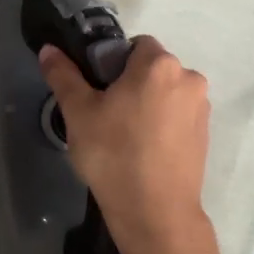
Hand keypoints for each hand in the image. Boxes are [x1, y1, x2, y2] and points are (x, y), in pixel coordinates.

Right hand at [38, 36, 212, 253]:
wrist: (153, 209)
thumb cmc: (112, 153)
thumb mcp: (78, 112)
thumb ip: (64, 76)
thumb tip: (48, 50)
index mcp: (158, 65)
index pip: (134, 44)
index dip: (110, 62)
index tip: (94, 89)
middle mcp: (189, 79)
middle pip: (151, 69)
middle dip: (128, 83)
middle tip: (101, 113)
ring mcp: (201, 108)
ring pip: (164, 94)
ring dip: (145, 104)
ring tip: (120, 135)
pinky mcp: (205, 134)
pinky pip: (175, 116)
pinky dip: (158, 124)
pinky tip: (139, 149)